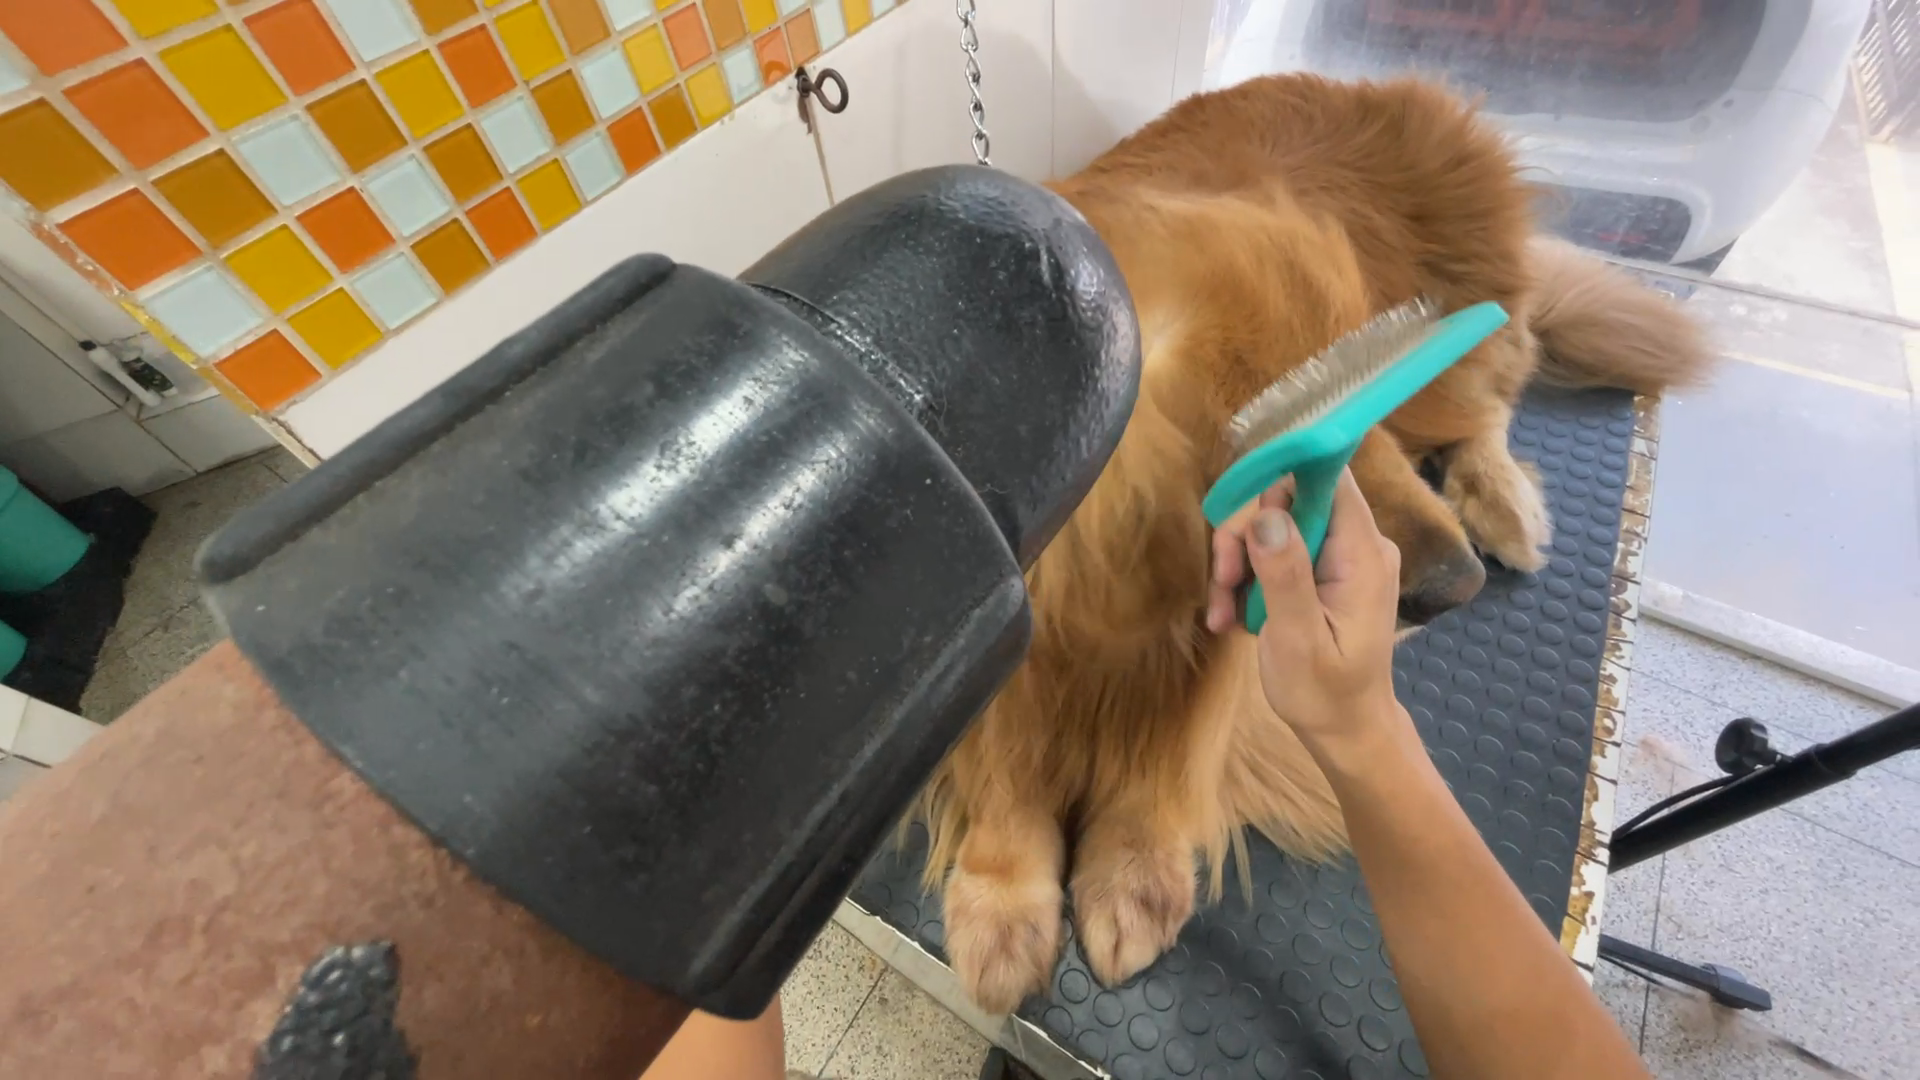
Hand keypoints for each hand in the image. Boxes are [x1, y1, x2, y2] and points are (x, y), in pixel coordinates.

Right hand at [1207, 469, 1408, 763]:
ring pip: (1270, 527)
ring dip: (1236, 563)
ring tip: (1222, 609)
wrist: (1343, 729)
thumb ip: (1285, 575)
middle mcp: (1354, 543)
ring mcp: (1335, 557)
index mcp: (1361, 553)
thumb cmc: (1324, 691)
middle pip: (1286, 500)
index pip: (1328, 477)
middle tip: (1222, 582)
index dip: (1281, 472)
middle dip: (1243, 535)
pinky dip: (1244, 579)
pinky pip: (1272, 552)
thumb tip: (1266, 515)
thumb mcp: (1298, 638)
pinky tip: (1229, 616)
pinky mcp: (1317, 571)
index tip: (1239, 502)